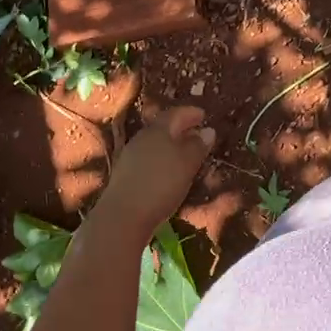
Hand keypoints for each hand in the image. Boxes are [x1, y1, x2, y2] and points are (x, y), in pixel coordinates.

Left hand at [89, 106, 215, 244]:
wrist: (122, 217)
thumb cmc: (161, 184)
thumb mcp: (187, 163)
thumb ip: (198, 145)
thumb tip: (207, 130)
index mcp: (157, 130)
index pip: (176, 113)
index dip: (191, 113)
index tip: (203, 115)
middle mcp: (141, 138)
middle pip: (164, 128)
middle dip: (181, 129)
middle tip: (196, 133)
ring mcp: (130, 157)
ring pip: (155, 145)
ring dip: (171, 147)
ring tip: (185, 155)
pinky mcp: (125, 176)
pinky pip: (148, 160)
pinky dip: (161, 161)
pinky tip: (168, 173)